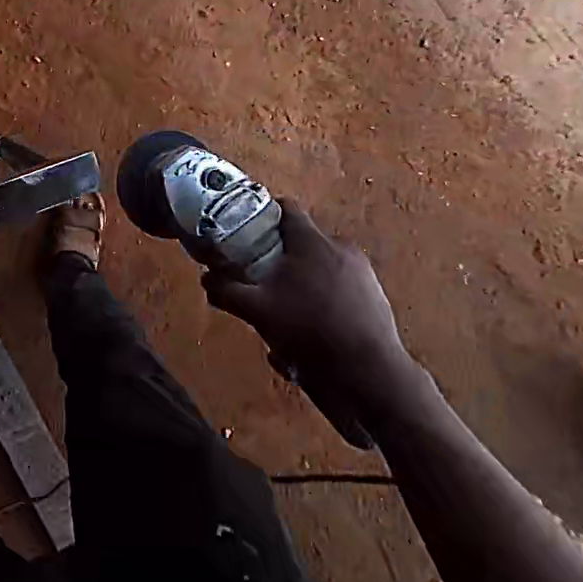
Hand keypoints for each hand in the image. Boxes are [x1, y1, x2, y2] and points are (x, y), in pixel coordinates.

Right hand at [202, 207, 420, 414]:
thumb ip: (227, 291)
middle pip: (302, 240)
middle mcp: (341, 248)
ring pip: (321, 265)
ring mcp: (363, 273)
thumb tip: (206, 279)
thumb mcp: (256, 311)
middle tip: (260, 277)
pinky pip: (339, 287)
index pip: (286, 208)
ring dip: (301, 280)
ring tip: (285, 310)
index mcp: (311, 242)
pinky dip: (322, 299)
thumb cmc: (308, 331)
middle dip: (280, 255)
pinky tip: (311, 330)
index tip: (246, 229)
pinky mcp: (376, 296)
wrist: (368, 373)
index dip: (264, 213)